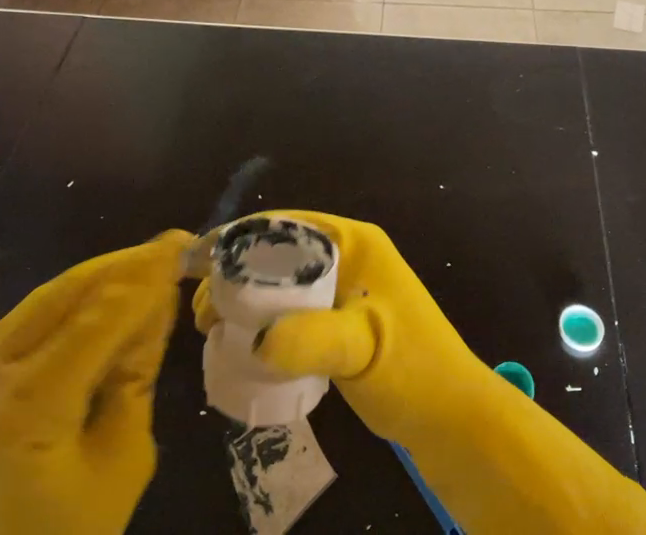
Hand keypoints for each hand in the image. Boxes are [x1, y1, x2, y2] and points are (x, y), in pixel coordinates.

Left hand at [0, 231, 189, 534]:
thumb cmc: (80, 522)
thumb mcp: (125, 453)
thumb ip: (137, 374)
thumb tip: (159, 304)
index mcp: (29, 408)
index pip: (90, 326)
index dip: (136, 284)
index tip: (178, 251)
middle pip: (62, 298)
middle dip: (120, 267)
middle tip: (171, 243)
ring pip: (46, 298)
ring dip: (100, 274)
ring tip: (149, 256)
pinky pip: (36, 316)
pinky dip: (78, 294)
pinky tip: (114, 283)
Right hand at [192, 210, 472, 444]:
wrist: (451, 420)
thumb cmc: (412, 372)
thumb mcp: (362, 349)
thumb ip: (311, 339)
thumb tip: (256, 341)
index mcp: (353, 242)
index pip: (283, 225)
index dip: (235, 239)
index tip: (194, 264)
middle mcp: (345, 255)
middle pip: (275, 253)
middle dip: (231, 276)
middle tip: (200, 313)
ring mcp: (342, 288)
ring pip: (278, 282)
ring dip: (242, 300)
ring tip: (211, 329)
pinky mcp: (338, 320)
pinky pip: (289, 309)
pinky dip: (261, 320)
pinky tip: (239, 343)